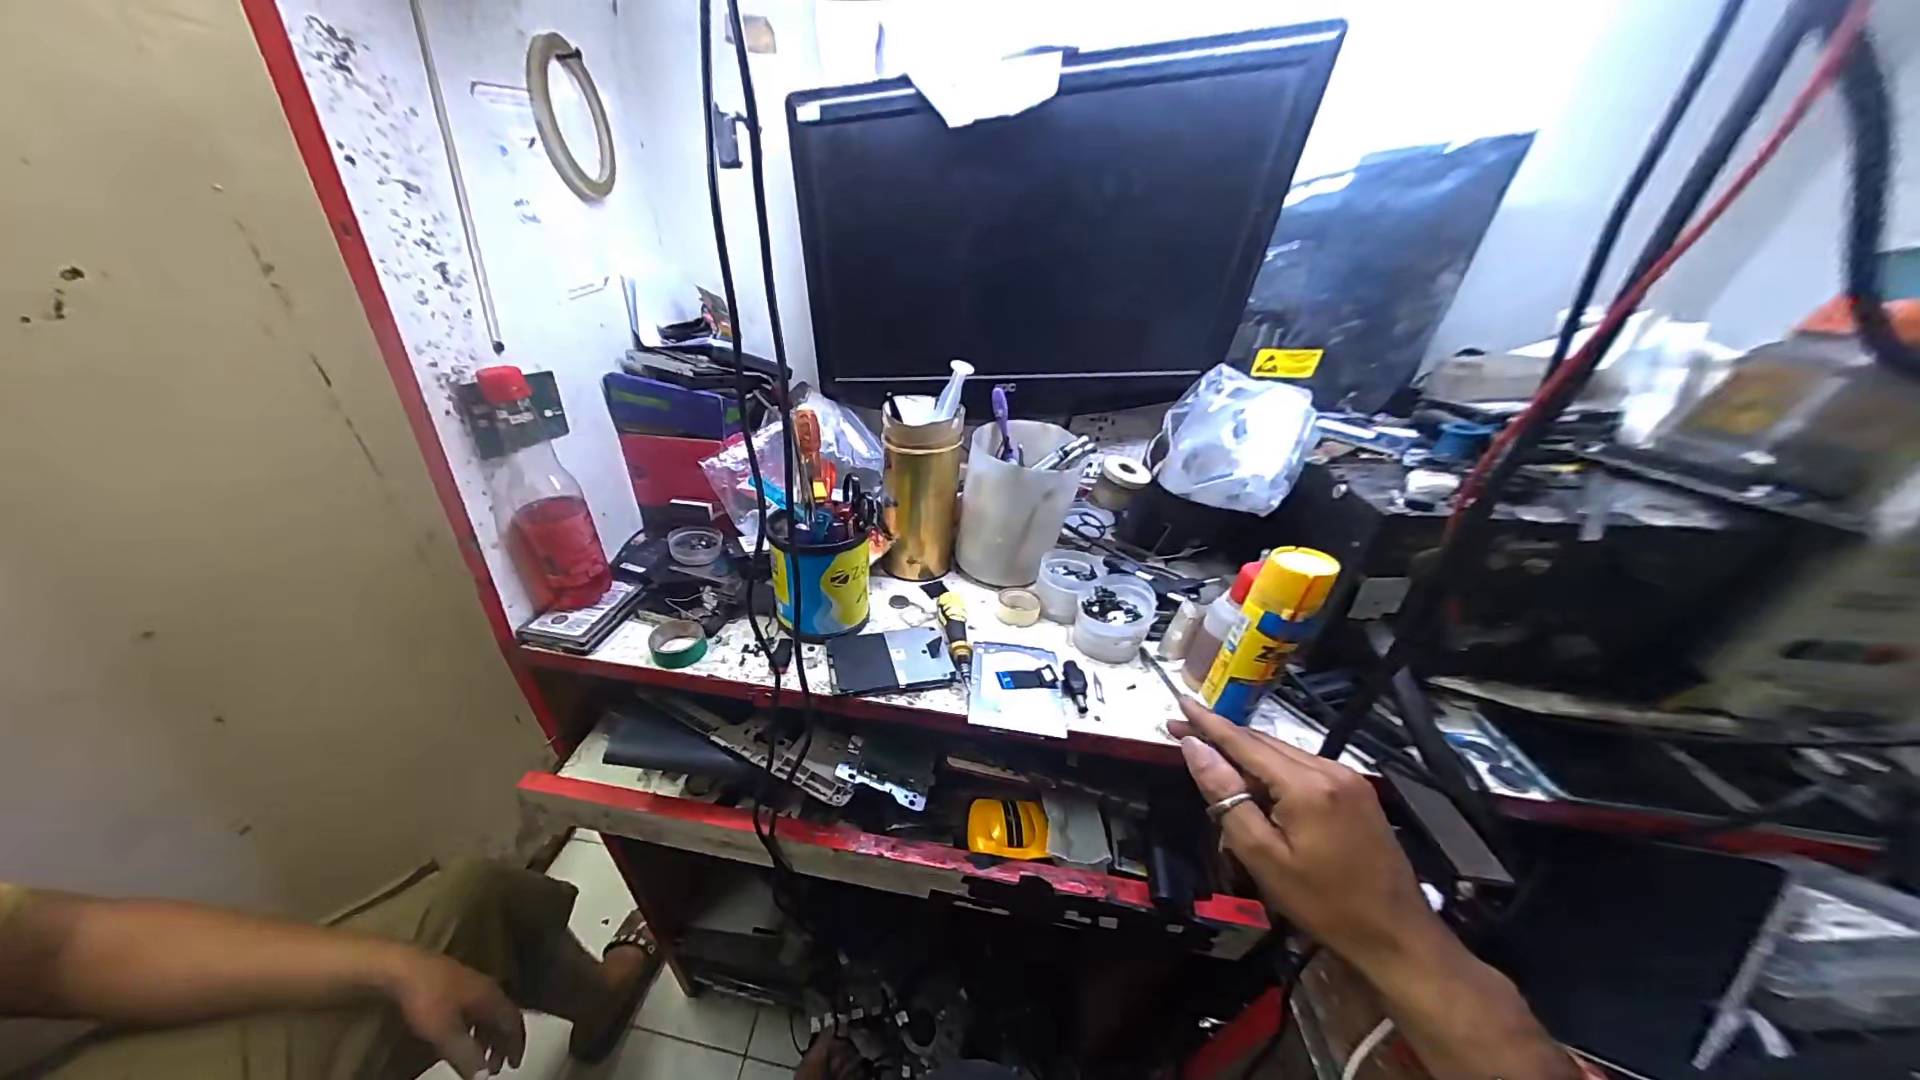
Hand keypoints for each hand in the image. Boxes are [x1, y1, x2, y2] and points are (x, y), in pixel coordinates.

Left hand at [384, 951, 524, 1078]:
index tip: (515, 1065)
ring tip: (481, 1058)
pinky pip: (479, 1011)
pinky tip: (467, 1037)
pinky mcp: (461, 987)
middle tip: (498, 1068)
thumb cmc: (431, 1000)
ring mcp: (476, 986)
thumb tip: (483, 1077)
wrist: (410, 970)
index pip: (513, 1021)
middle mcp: (491, 990)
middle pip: (505, 1018)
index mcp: (493, 998)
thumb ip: (466, 1054)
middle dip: (503, 1043)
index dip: (516, 1043)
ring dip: (490, 1038)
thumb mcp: (446, 1032)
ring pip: (491, 1015)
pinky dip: (479, 1029)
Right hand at [1170, 698, 1445, 974]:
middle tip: (1180, 729)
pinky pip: (1300, 765)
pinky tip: (1253, 779)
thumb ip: (1226, 796)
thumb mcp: (1262, 855)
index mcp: (1306, 785)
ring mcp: (1347, 778)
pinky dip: (1270, 765)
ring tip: (1209, 753)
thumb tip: (1194, 748)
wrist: (1398, 938)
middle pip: (1262, 741)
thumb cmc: (1323, 903)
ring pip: (1281, 751)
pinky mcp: (1356, 791)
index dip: (1207, 722)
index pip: (1244, 741)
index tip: (1180, 702)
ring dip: (1244, 750)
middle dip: (1220, 734)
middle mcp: (1329, 769)